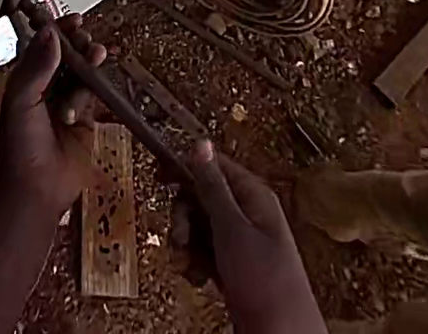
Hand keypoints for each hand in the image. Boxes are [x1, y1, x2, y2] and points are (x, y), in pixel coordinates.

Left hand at [0, 8, 106, 218]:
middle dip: (77, 44)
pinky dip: (94, 86)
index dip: (58, 30)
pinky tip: (94, 83)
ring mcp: (66, 101)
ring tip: (97, 53)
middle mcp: (47, 86)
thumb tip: (51, 33)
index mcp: (27, 79)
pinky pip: (93, 93)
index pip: (44, 45)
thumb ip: (38, 67)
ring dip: (89, 61)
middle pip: (66, 55)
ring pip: (82, 71)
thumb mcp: (22, 101)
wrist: (36, 190)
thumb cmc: (21, 144)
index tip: (75, 20)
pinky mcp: (86, 118)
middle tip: (86, 38)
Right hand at [188, 140, 326, 333]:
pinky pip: (205, 251)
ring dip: (186, 241)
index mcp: (253, 196)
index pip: (213, 165)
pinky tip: (196, 275)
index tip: (161, 175)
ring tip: (186, 260)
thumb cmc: (266, 284)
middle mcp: (248, 214)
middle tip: (180, 234)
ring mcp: (241, 242)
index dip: (185, 167)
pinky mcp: (234, 267)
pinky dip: (195, 261)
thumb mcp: (232, 229)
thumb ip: (213, 186)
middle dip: (183, 214)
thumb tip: (201, 143)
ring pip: (199, 225)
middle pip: (202, 196)